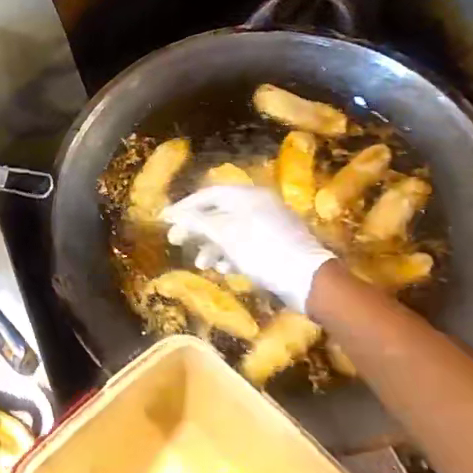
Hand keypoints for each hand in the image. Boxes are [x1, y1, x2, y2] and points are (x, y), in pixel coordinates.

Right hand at [160, 186, 334, 311]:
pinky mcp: (276, 244)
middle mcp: (258, 204)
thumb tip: (174, 215)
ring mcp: (269, 224)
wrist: (308, 278)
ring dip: (212, 246)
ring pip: (231, 230)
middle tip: (177, 242)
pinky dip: (231, 254)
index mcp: (247, 195)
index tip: (165, 220)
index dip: (185, 206)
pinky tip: (223, 270)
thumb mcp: (226, 236)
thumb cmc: (263, 251)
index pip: (208, 194)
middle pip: (219, 212)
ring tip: (201, 264)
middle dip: (197, 229)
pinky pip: (246, 244)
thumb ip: (198, 223)